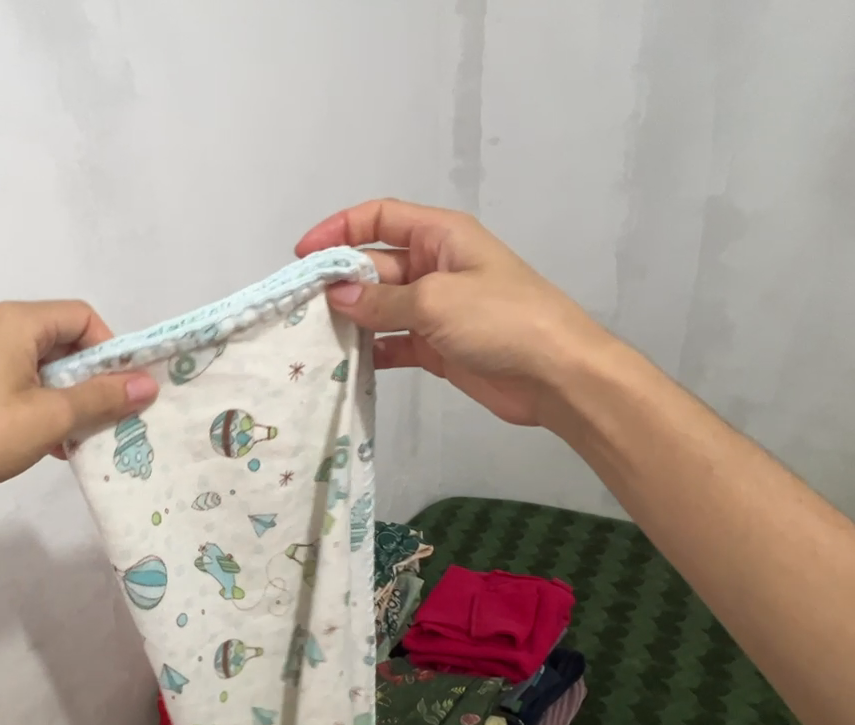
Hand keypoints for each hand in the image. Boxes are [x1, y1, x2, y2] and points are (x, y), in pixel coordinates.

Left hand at [0, 300, 156, 504]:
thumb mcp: (52, 417)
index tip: (123, 389)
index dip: (110, 350)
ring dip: (67, 397)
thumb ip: (102, 397)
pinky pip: (17, 380)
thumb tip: (148, 385)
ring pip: (40, 365)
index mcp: (16, 321)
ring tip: (80, 436)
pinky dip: (40, 404)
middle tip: (109, 415)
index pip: (81, 317)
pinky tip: (50, 443)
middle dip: (90, 378)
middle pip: (61, 340)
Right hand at [295, 199, 620, 427]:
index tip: (303, 256)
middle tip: (300, 307)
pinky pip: (391, 343)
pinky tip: (344, 365)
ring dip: (350, 321)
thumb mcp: (436, 301)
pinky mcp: (435, 347)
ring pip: (378, 308)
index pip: (379, 218)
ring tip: (312, 339)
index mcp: (440, 236)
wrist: (554, 375)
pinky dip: (370, 352)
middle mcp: (434, 267)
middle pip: (373, 265)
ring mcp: (434, 309)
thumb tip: (336, 296)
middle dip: (338, 282)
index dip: (339, 229)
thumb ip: (381, 300)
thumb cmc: (502, 320)